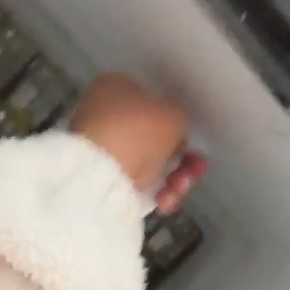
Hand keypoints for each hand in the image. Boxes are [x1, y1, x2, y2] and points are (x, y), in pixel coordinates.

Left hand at [68, 73, 206, 213]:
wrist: (96, 176)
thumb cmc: (137, 133)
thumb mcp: (173, 116)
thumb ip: (180, 120)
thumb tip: (174, 133)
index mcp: (115, 87)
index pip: (154, 104)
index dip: (176, 125)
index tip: (187, 144)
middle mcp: (104, 115)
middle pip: (153, 140)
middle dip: (179, 161)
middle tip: (193, 171)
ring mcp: (99, 149)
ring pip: (147, 166)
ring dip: (171, 181)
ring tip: (175, 191)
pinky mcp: (97, 180)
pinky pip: (134, 185)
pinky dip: (152, 194)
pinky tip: (163, 202)